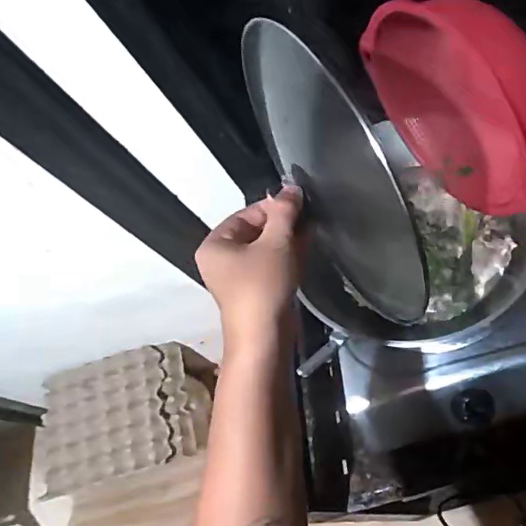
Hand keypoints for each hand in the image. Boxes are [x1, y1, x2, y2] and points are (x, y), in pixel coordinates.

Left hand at [196, 186, 303, 347]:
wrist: (264, 337)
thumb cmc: (263, 285)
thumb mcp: (276, 242)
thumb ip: (285, 212)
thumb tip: (292, 187)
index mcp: (214, 244)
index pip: (247, 213)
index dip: (275, 207)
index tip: (301, 205)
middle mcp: (220, 259)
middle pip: (255, 231)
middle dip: (283, 224)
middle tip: (309, 218)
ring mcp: (236, 278)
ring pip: (264, 250)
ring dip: (287, 240)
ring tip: (311, 233)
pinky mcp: (253, 292)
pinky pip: (269, 267)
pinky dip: (285, 258)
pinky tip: (305, 251)